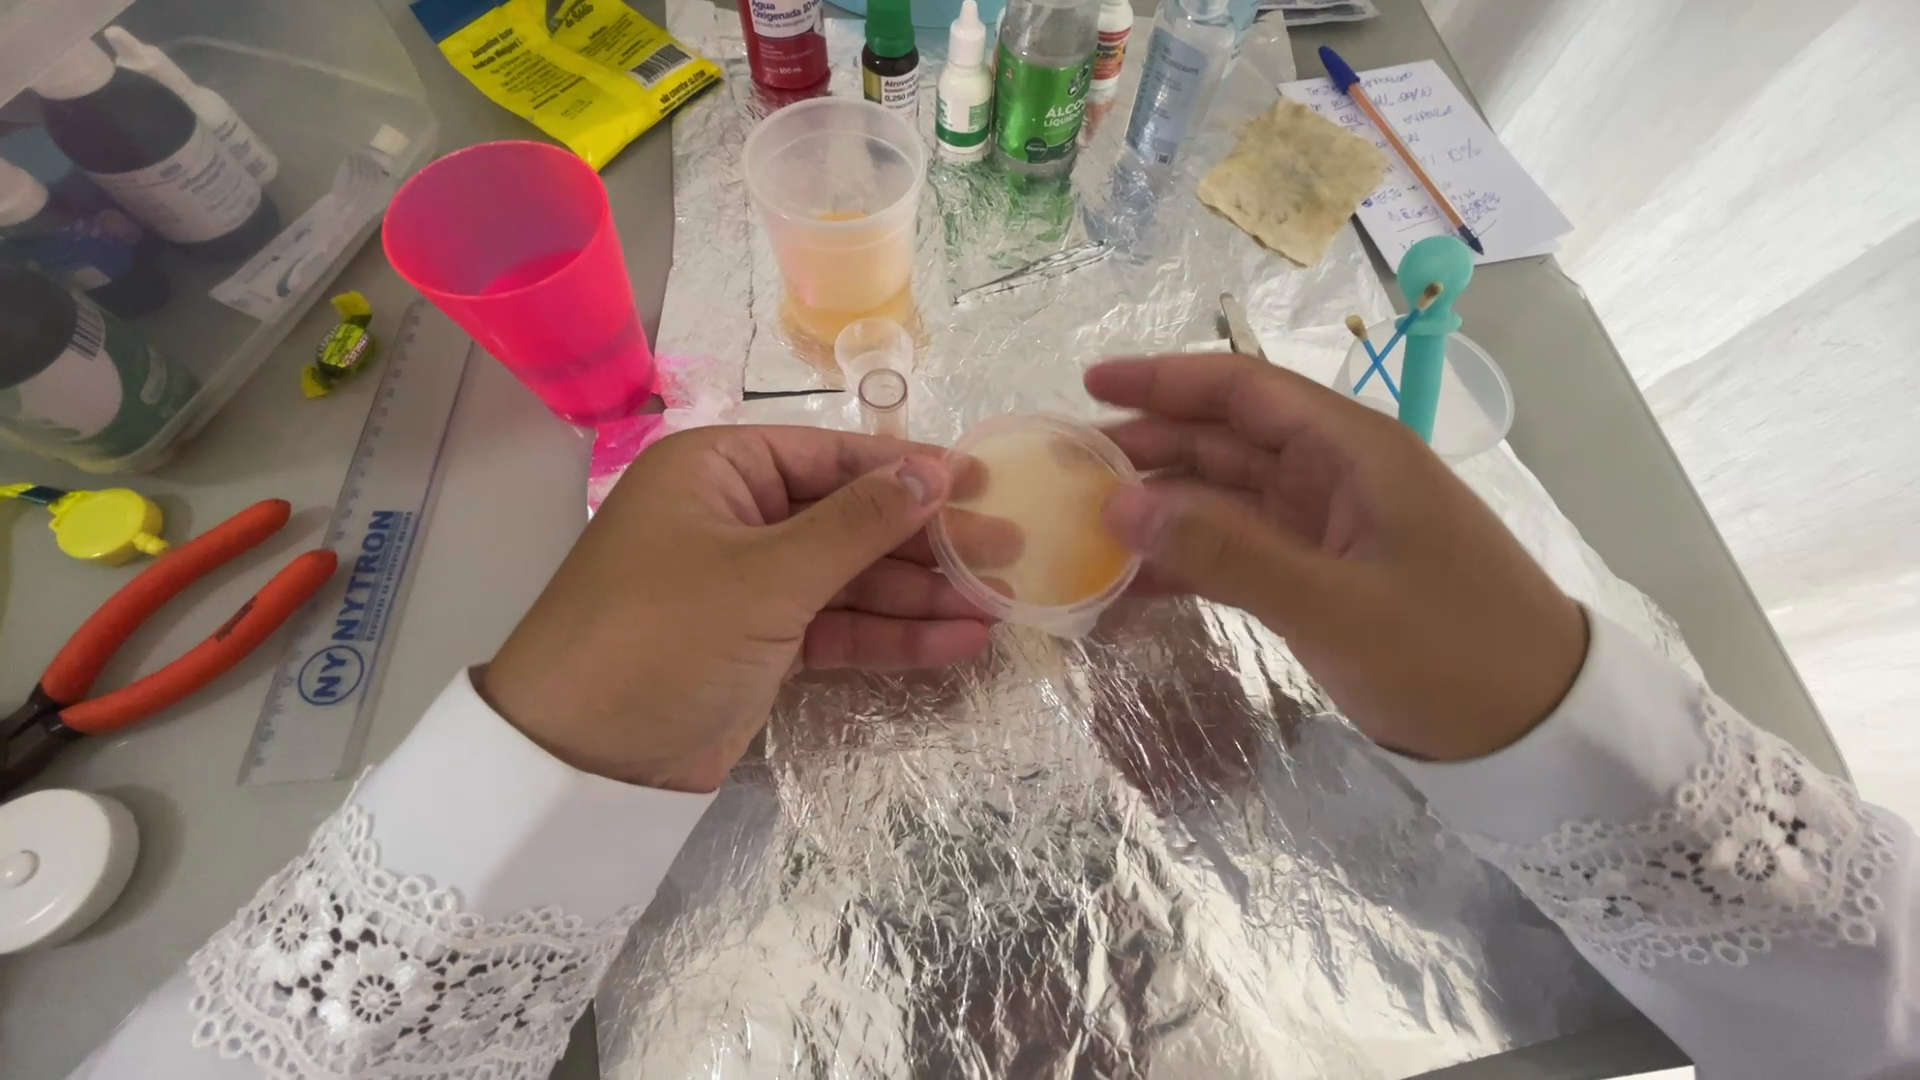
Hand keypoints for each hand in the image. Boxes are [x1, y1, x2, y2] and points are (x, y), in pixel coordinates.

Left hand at [482, 426, 993, 791]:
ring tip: (997, 605)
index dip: (907, 470)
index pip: (831, 457)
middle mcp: (740, 518)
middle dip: (927, 541)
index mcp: (721, 471)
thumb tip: (932, 471)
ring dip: (920, 595)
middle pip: (850, 520)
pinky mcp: (766, 642)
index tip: (978, 482)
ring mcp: (754, 584)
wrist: (581, 763)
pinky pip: (839, 627)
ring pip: (852, 579)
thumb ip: (857, 523)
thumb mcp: (767, 574)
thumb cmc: (665, 636)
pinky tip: (956, 642)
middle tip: (1006, 550)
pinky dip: (891, 636)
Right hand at [1087, 354, 1587, 761]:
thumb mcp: (1333, 603)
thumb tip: (1119, 505)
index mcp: (1350, 450)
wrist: (1535, 731)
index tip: (1090, 382)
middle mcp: (1332, 474)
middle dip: (1147, 444)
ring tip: (1087, 521)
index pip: (1242, 389)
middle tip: (1071, 466)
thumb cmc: (1451, 654)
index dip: (1163, 380)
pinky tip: (1133, 579)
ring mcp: (1322, 526)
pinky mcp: (1315, 572)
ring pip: (1221, 496)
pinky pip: (1234, 549)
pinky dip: (1185, 559)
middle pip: (1222, 440)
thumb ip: (1223, 551)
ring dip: (1159, 506)